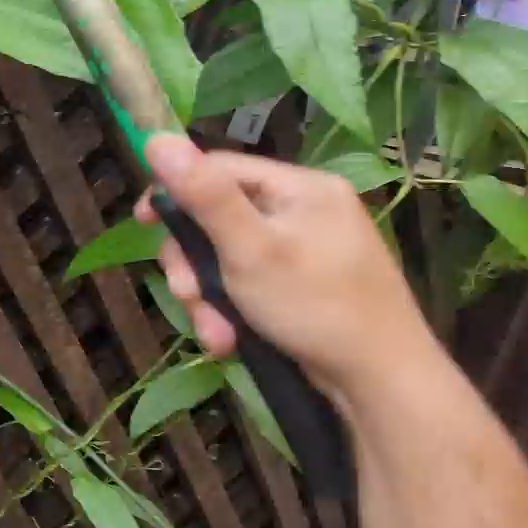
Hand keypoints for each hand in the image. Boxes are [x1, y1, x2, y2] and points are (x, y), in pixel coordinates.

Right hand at [135, 135, 431, 396]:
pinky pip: (244, 278)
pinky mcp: (301, 280)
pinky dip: (227, 307)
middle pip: (214, 216)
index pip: (216, 169)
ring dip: (205, 292)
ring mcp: (305, 246)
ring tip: (212, 328)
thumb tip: (157, 138)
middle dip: (191, 262)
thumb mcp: (248, 248)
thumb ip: (203, 194)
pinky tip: (227, 335)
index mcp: (302, 188)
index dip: (173, 192)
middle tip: (185, 293)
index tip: (143, 222)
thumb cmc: (316, 308)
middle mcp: (305, 209)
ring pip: (223, 253)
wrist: (385, 388)